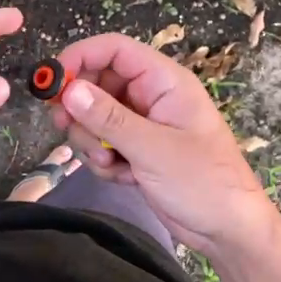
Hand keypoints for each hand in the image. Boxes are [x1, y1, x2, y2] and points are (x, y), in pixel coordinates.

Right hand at [50, 33, 276, 256]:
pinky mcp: (135, 151)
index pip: (114, 49)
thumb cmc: (203, 182)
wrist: (228, 231)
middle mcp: (150, 97)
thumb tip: (68, 90)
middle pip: (97, 82)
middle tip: (65, 126)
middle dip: (80, 108)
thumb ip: (108, 118)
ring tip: (109, 164)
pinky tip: (122, 177)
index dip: (80, 57)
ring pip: (94, 116)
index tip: (52, 81)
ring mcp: (142, 125)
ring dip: (91, 140)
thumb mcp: (153, 149)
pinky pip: (102, 143)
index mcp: (164, 82)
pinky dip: (102, 160)